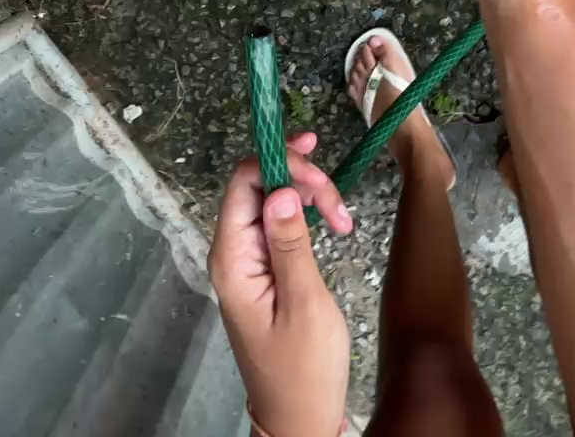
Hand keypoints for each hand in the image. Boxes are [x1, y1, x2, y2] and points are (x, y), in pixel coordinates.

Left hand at [210, 131, 352, 436]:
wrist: (298, 418)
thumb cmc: (304, 369)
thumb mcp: (304, 304)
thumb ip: (290, 243)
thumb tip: (280, 187)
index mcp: (232, 257)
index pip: (243, 181)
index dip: (280, 164)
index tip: (321, 176)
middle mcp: (232, 249)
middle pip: (258, 183)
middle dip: (299, 177)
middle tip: (337, 199)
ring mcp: (247, 256)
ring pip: (272, 197)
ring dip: (308, 193)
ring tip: (342, 214)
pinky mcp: (264, 264)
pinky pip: (279, 219)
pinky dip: (307, 211)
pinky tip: (331, 217)